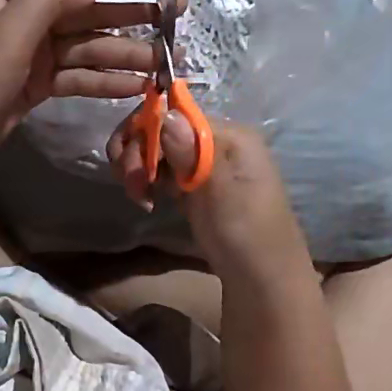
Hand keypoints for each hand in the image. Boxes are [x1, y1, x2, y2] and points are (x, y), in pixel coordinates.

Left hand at [0, 0, 160, 169]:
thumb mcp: (6, 33)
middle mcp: (20, 14)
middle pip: (78, 4)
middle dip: (124, 12)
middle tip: (173, 18)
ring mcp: (30, 50)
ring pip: (83, 43)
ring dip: (122, 51)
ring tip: (164, 63)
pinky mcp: (37, 82)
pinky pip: (76, 74)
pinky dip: (102, 79)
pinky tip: (136, 86)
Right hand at [107, 108, 302, 275]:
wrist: (261, 278)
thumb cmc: (246, 234)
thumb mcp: (220, 192)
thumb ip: (193, 152)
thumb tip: (166, 113)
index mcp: (229, 135)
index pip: (173, 114)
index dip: (144, 134)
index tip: (130, 168)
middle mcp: (215, 140)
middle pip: (159, 128)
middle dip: (136, 153)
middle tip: (130, 186)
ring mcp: (204, 162)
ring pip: (155, 149)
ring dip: (136, 168)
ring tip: (138, 196)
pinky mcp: (193, 182)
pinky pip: (160, 168)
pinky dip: (145, 180)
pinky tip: (146, 200)